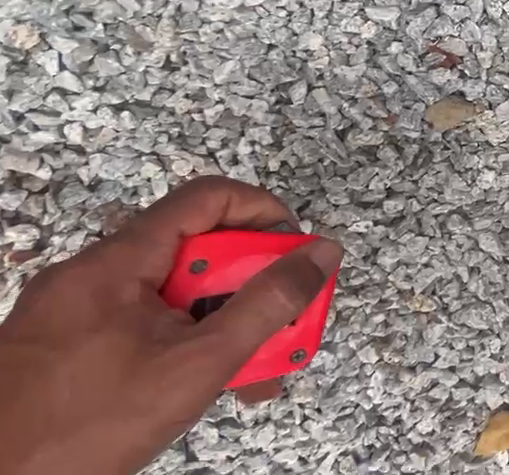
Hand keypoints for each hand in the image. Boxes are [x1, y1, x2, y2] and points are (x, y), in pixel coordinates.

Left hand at [0, 177, 342, 474]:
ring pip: (179, 294)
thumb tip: (324, 251)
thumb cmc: (84, 428)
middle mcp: (91, 277)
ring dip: (230, 323)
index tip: (296, 254)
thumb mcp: (197, 365)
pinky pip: (149, 325)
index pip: (207, 198)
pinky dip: (191, 343)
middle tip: (286, 324)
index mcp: (113, 266)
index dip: (265, 212)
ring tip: (258, 370)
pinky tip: (214, 384)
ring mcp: (74, 315)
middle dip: (255, 286)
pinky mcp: (67, 349)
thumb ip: (270, 303)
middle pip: (201, 252)